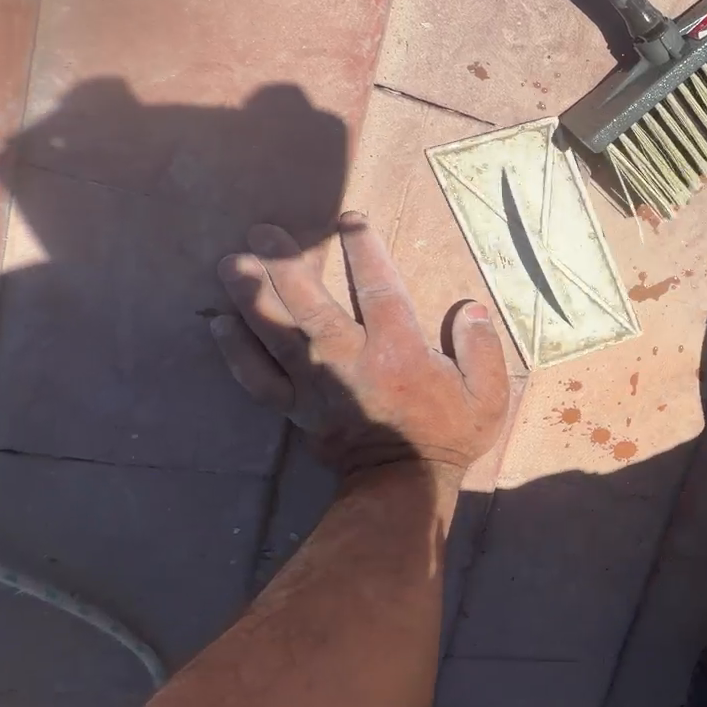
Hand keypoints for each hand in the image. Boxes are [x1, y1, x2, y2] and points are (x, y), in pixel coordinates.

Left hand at [210, 212, 510, 477]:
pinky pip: (255, 376)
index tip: (351, 221)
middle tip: (263, 230)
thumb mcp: (488, 395)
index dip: (364, 251)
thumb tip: (472, 308)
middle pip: (309, 301)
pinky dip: (234, 350)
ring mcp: (314, 383)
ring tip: (230, 263)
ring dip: (249, 295)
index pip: (378, 288)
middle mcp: (347, 357)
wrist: (404, 486)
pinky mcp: (294, 408)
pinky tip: (218, 325)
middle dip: (287, 262)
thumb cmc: (450, 435)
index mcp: (397, 349)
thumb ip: (482, 349)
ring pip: (273, 331)